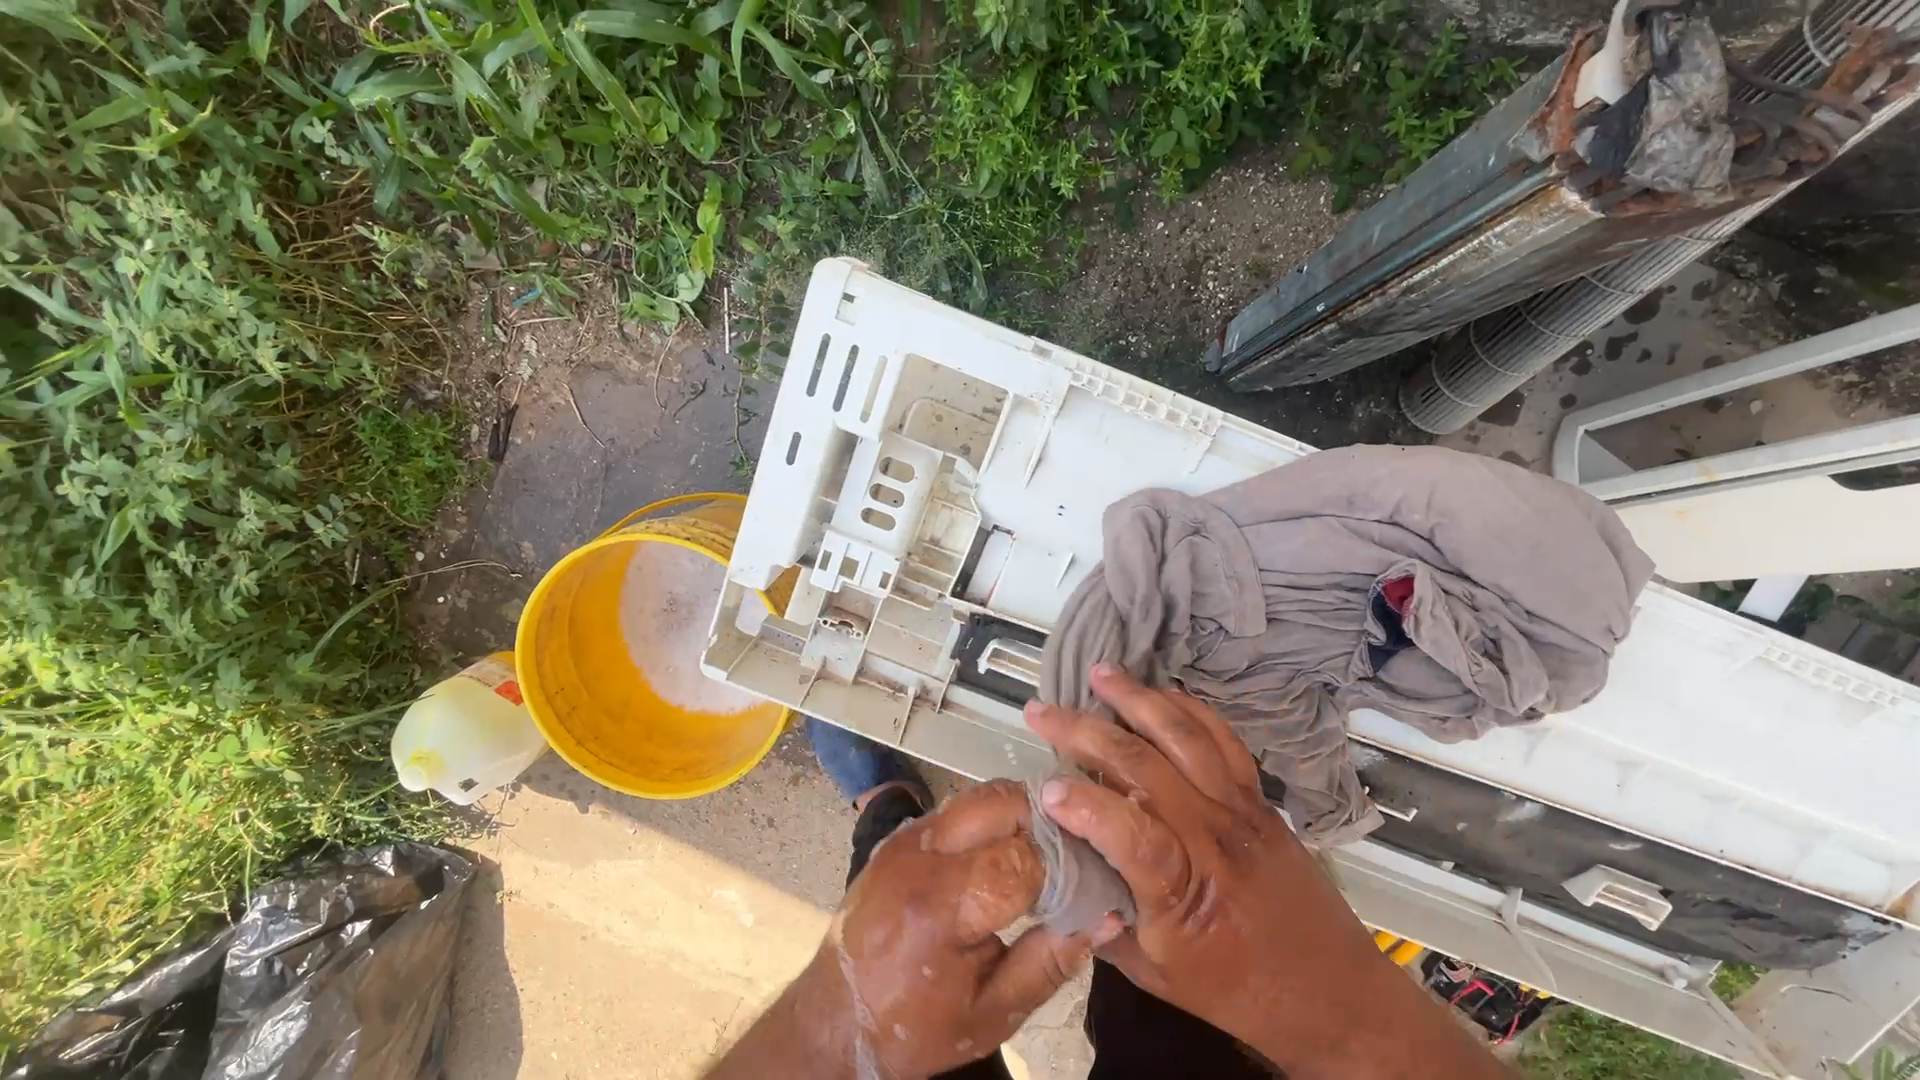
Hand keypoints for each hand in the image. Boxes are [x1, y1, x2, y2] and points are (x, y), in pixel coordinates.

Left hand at [787, 780, 1108, 1079]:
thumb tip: (1107, 916)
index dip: (1063, 870)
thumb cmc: (915, 1026)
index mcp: (941, 909)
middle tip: (1069, 857)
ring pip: (979, 795)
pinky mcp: (900, 834)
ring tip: (1042, 851)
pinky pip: (958, 807)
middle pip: (1001, 804)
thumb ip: (1050, 962)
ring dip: (1019, 814)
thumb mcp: (991, 1015)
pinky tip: (1005, 851)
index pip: (1022, 860)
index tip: (1085, 887)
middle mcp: (920, 858)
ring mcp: (906, 839)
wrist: (836, 1016)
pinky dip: (991, 818)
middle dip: (1046, 823)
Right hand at [1024, 666, 1504, 1077]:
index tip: (1045, 789)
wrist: (1331, 991)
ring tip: (1100, 673)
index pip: (1128, 832)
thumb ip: (1100, 922)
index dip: (1084, 806)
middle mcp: (1211, 836)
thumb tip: (1057, 878)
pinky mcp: (1257, 798)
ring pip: (1184, 736)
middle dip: (1085, 731)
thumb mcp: (1154, 975)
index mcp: (1182, 889)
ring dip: (1137, 699)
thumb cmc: (1236, 988)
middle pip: (1144, 766)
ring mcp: (1238, 809)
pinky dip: (1187, 708)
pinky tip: (1159, 694)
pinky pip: (1221, 738)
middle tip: (1041, 712)